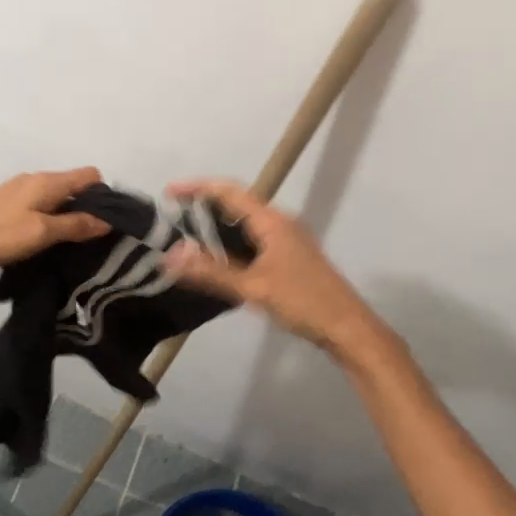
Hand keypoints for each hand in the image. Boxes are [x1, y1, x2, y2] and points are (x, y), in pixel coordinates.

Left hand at [0, 168, 112, 271]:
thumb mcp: (43, 233)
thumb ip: (76, 225)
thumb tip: (107, 220)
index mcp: (48, 181)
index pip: (90, 175)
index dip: (103, 195)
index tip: (106, 222)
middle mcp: (35, 179)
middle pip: (73, 185)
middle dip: (86, 207)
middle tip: (91, 238)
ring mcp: (17, 190)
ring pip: (54, 196)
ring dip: (66, 214)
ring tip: (68, 243)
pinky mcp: (4, 203)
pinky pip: (38, 204)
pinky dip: (48, 217)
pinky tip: (42, 239)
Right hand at [161, 179, 391, 360]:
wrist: (346, 328)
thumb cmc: (302, 302)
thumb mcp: (252, 288)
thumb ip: (211, 271)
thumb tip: (170, 255)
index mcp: (272, 222)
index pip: (230, 192)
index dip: (198, 188)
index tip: (169, 192)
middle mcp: (280, 223)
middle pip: (237, 203)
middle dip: (204, 204)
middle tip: (172, 215)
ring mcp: (287, 239)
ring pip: (245, 222)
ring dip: (217, 223)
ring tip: (186, 234)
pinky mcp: (289, 256)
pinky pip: (252, 238)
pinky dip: (230, 240)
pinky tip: (216, 258)